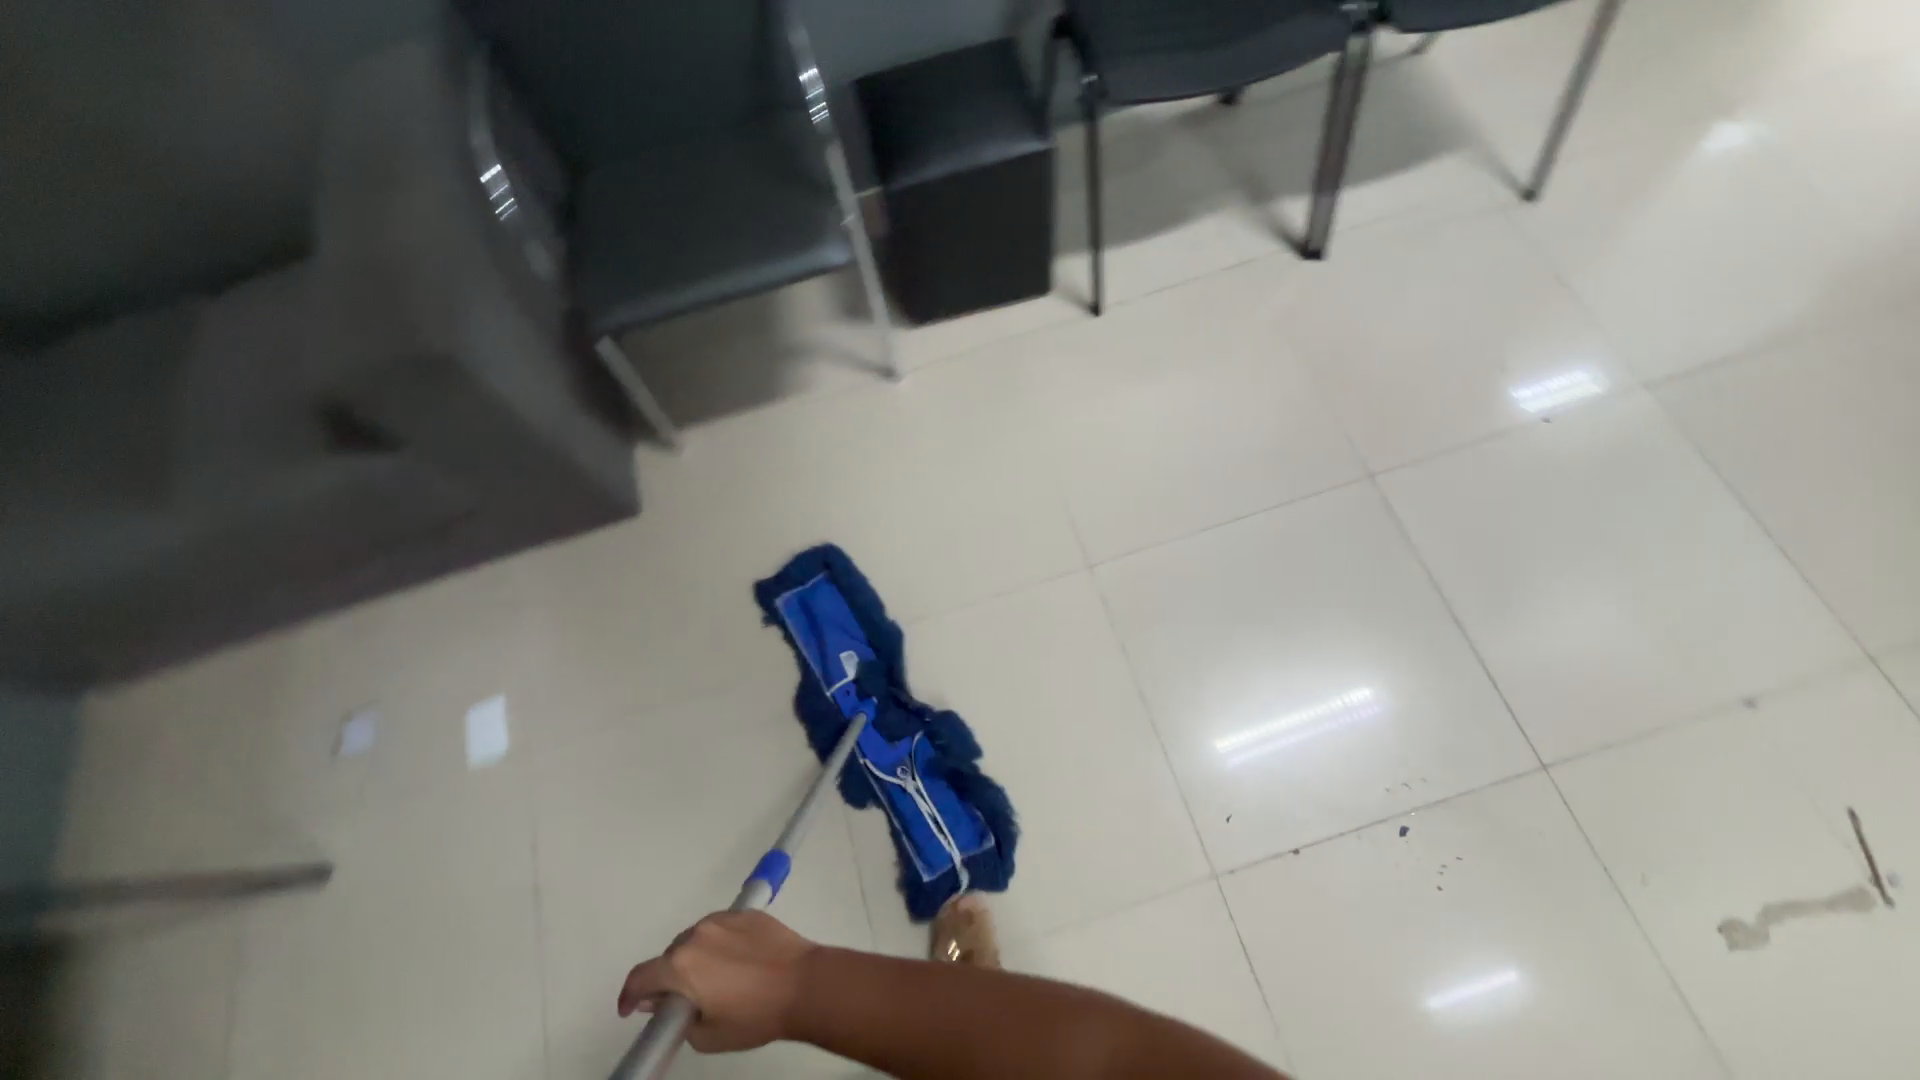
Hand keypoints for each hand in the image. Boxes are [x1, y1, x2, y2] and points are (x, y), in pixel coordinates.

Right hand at [616, 911, 818, 1052]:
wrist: (803, 984)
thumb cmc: (754, 1016)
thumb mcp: (707, 1035)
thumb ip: (677, 1019)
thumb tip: (664, 1002)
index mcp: (680, 966)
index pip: (640, 977)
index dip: (630, 995)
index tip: (631, 1008)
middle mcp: (696, 936)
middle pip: (669, 957)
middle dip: (669, 978)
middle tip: (685, 999)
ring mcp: (723, 920)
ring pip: (695, 939)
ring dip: (695, 957)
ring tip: (716, 979)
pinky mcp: (747, 914)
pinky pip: (721, 929)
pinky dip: (720, 944)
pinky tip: (737, 961)